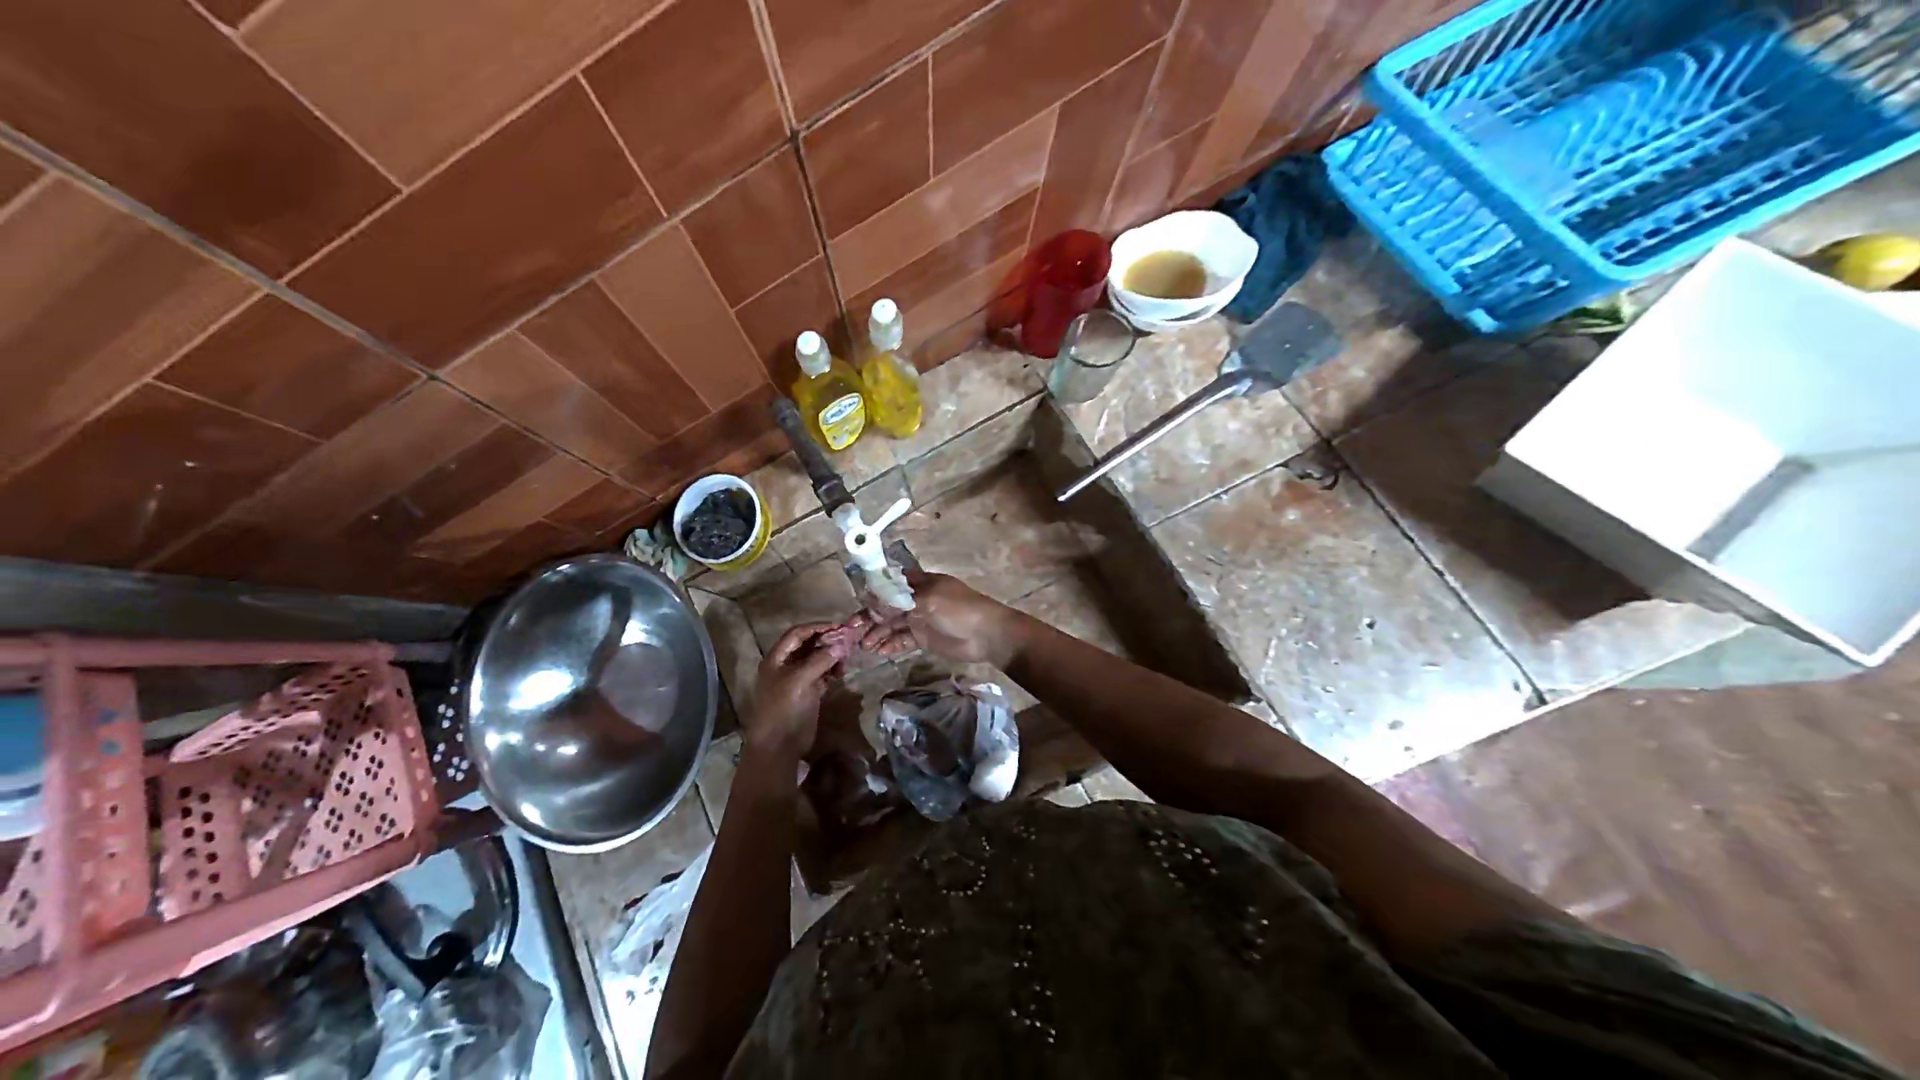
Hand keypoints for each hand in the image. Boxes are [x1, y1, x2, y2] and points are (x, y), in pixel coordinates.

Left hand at [745, 623, 841, 759]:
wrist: (779, 745)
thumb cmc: (783, 708)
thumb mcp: (799, 680)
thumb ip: (820, 660)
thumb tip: (841, 644)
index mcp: (777, 659)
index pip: (797, 634)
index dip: (816, 627)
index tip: (838, 625)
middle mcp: (787, 665)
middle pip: (808, 645)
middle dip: (827, 639)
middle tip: (849, 637)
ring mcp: (799, 679)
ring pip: (818, 659)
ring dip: (832, 654)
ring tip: (849, 652)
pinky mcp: (810, 692)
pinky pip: (824, 674)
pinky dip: (834, 669)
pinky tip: (844, 668)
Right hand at [860, 571, 1024, 666]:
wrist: (988, 635)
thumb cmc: (960, 610)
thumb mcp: (929, 600)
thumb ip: (900, 602)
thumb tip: (874, 605)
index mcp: (921, 582)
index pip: (891, 582)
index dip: (874, 591)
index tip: (858, 603)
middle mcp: (917, 599)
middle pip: (888, 606)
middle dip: (870, 617)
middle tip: (852, 630)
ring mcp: (920, 619)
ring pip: (892, 625)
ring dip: (877, 634)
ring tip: (863, 646)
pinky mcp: (924, 638)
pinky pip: (902, 640)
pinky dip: (890, 645)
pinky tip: (879, 652)